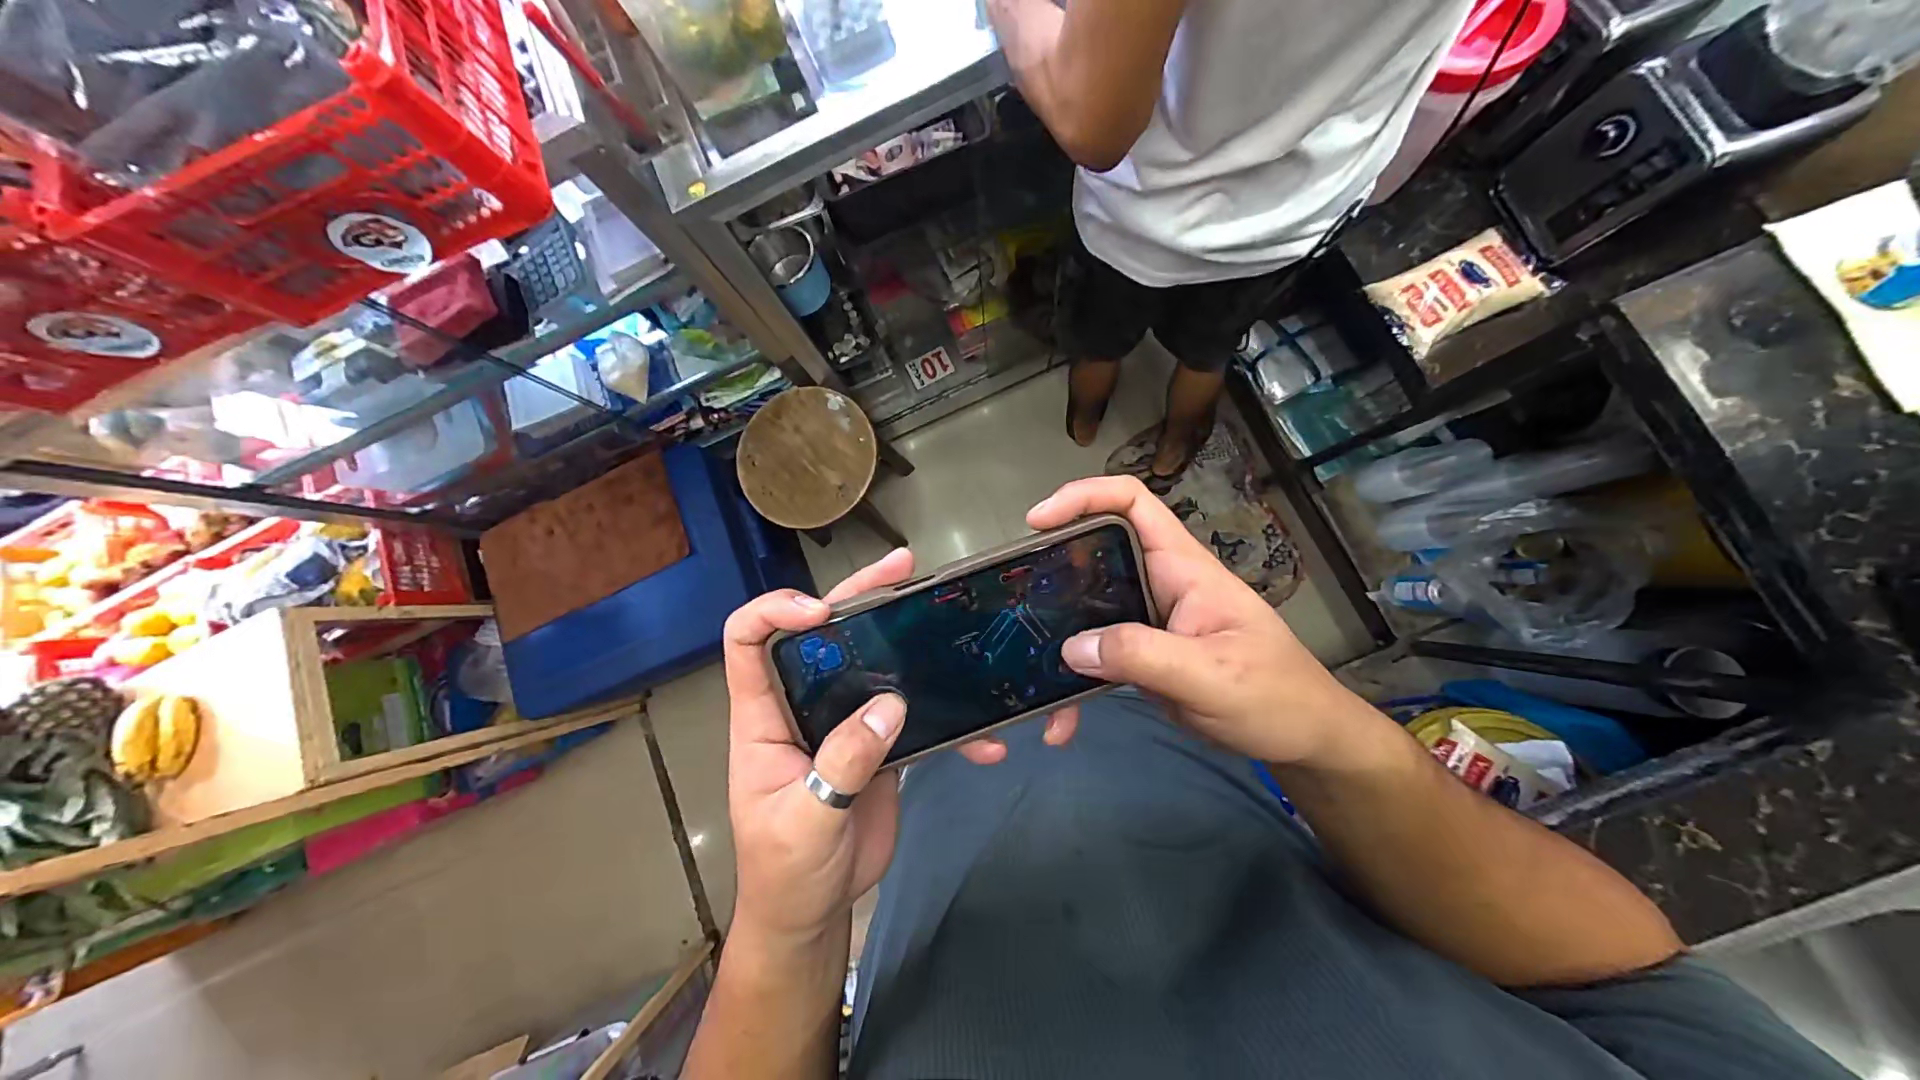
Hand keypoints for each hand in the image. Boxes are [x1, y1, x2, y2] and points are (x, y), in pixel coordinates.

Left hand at [720, 550, 915, 941]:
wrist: (813, 911)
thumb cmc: (784, 872)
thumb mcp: (803, 824)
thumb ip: (840, 767)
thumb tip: (890, 708)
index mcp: (763, 717)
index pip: (748, 641)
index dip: (773, 612)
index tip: (818, 612)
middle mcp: (802, 704)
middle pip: (822, 634)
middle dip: (857, 596)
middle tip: (901, 569)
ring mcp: (842, 721)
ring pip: (869, 660)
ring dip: (902, 634)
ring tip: (934, 606)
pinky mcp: (877, 744)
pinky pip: (909, 712)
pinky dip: (942, 716)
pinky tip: (981, 737)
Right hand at [1029, 476, 1386, 767]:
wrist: (1301, 740)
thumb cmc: (1275, 696)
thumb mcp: (1212, 675)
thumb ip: (1143, 656)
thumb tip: (1072, 647)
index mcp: (1183, 568)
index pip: (1133, 503)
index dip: (1084, 496)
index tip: (1038, 521)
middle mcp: (1159, 584)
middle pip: (1096, 552)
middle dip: (1052, 569)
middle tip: (1015, 594)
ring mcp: (1147, 621)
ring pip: (1087, 610)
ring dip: (1056, 637)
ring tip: (1024, 666)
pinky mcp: (1140, 656)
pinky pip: (1095, 657)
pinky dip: (1074, 685)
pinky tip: (1059, 722)